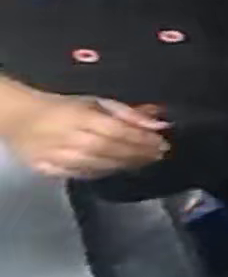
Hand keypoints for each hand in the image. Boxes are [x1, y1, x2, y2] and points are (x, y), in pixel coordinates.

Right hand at [2, 94, 169, 177]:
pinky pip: (75, 174)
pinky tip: (118, 168)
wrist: (16, 117)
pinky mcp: (39, 167)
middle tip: (158, 154)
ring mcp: (48, 155)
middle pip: (107, 149)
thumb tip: (162, 125)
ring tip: (145, 161)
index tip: (162, 143)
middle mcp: (61, 137)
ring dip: (124, 164)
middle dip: (138, 153)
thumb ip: (131, 114)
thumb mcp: (100, 103)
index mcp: (77, 118)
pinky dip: (101, 172)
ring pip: (93, 164)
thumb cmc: (65, 108)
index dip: (142, 139)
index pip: (116, 131)